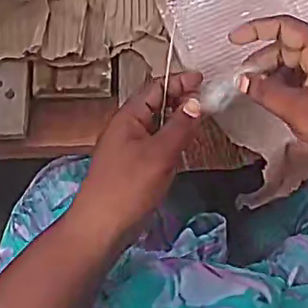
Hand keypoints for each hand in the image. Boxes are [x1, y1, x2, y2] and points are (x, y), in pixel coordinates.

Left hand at [68, 72, 203, 240]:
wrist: (100, 228)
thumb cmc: (127, 188)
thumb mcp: (160, 154)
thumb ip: (180, 126)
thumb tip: (197, 102)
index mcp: (128, 116)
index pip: (156, 87)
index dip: (180, 81)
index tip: (204, 79)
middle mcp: (126, 127)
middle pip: (156, 104)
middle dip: (180, 98)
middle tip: (208, 99)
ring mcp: (128, 147)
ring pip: (156, 124)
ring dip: (177, 119)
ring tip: (201, 118)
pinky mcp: (132, 166)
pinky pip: (155, 143)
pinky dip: (171, 139)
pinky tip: (184, 146)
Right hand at [227, 17, 307, 182]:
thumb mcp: (298, 110)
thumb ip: (265, 92)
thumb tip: (243, 80)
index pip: (286, 28)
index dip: (257, 30)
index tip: (236, 38)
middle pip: (288, 47)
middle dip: (262, 59)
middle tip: (243, 76)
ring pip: (294, 66)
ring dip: (272, 76)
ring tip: (256, 92)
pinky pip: (303, 81)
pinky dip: (284, 88)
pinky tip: (274, 102)